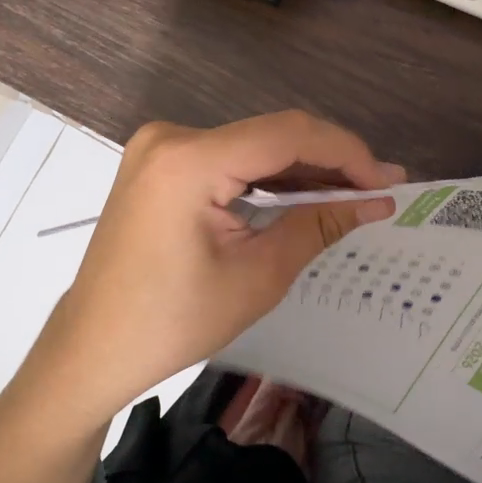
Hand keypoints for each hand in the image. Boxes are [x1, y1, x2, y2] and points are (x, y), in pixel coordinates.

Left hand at [42, 111, 401, 422]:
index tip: (388, 180)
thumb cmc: (172, 322)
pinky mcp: (157, 163)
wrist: (93, 348)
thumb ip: (318, 225)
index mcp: (189, 160)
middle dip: (328, 161)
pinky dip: (264, 176)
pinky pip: (225, 158)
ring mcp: (159, 147)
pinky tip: (302, 194)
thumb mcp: (257, 276)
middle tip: (379, 188)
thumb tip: (376, 200)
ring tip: (352, 193)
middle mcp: (171, 137)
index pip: (288, 134)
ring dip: (299, 168)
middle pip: (269, 134)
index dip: (346, 152)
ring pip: (250, 145)